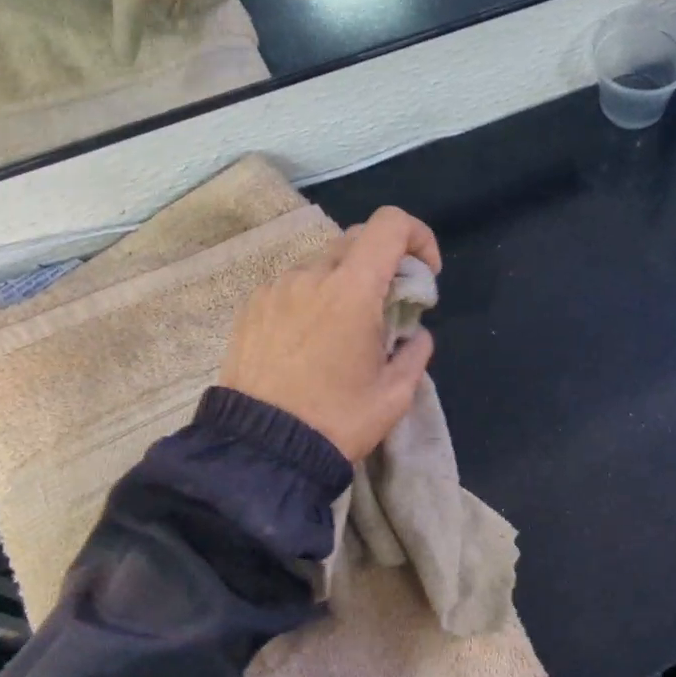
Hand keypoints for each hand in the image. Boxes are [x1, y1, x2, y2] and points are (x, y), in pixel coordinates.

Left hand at [218, 207, 443, 460]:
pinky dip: (312, 298)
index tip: (424, 274)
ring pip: (323, 263)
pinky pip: (293, 285)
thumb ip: (416, 350)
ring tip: (343, 331)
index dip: (418, 237)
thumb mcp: (395, 393)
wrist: (260, 451)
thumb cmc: (337, 420)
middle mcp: (312, 276)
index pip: (390, 225)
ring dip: (345, 282)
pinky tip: (309, 341)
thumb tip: (414, 333)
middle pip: (358, 239)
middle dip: (384, 262)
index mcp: (353, 290)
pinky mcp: (251, 306)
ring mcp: (276, 288)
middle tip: (389, 306)